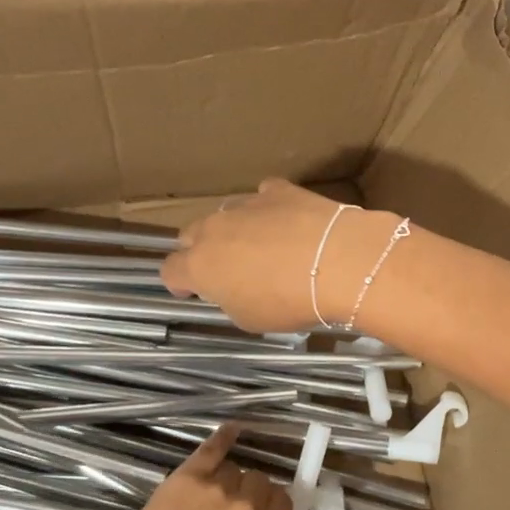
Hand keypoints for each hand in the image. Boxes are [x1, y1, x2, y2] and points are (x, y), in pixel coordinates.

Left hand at [96, 425, 289, 509]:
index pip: (283, 504)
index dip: (270, 504)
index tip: (259, 508)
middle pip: (261, 481)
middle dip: (249, 491)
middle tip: (229, 506)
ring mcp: (219, 490)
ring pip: (235, 469)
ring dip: (227, 479)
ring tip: (208, 496)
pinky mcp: (190, 475)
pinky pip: (214, 448)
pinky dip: (223, 437)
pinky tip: (231, 429)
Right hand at [161, 179, 403, 332]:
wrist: (338, 262)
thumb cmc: (289, 302)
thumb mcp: (250, 318)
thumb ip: (230, 300)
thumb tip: (231, 288)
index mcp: (200, 265)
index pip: (171, 270)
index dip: (179, 282)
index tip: (192, 291)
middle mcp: (215, 228)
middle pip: (191, 235)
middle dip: (201, 251)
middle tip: (226, 269)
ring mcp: (246, 204)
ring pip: (225, 213)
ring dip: (233, 229)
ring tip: (260, 247)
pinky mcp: (278, 190)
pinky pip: (263, 196)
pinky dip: (268, 208)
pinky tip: (287, 222)